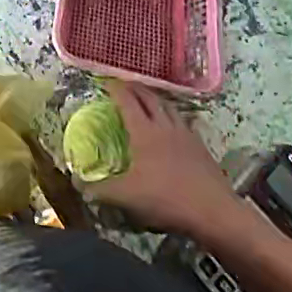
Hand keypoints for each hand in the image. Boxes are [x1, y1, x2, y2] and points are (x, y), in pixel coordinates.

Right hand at [84, 80, 247, 240]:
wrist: (213, 210)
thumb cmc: (166, 198)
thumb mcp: (126, 196)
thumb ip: (100, 190)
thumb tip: (77, 185)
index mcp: (144, 132)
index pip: (127, 102)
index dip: (116, 90)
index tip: (106, 82)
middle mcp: (165, 126)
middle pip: (150, 98)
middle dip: (136, 88)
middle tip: (125, 85)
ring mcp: (186, 134)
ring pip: (169, 107)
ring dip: (156, 99)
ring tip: (148, 98)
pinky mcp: (200, 146)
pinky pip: (184, 122)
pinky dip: (173, 117)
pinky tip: (174, 125)